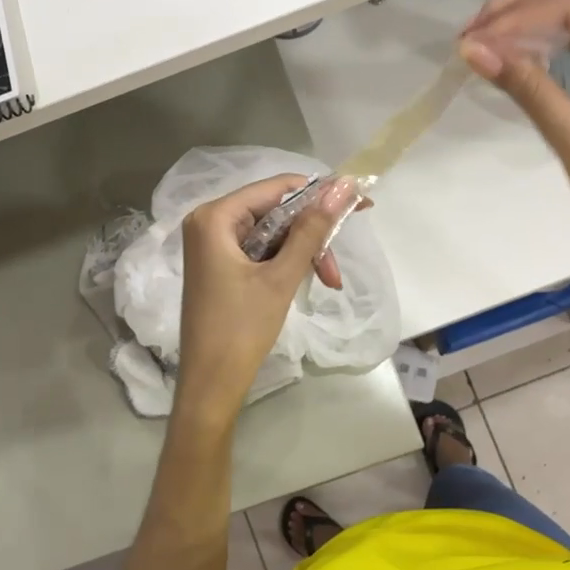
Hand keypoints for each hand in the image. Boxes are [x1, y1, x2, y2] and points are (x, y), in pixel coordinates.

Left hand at [174, 174, 359, 422]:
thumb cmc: (242, 328)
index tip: (360, 204)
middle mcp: (208, 223)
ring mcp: (211, 246)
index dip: (320, 195)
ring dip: (302, 255)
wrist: (211, 381)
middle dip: (311, 236)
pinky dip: (284, 264)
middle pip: (274, 212)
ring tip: (329, 282)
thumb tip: (343, 188)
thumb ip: (311, 230)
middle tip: (337, 265)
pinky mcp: (218, 267)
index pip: (276, 188)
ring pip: (271, 235)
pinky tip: (305, 281)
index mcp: (215, 217)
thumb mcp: (281, 277)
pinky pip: (259, 252)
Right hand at [458, 0, 569, 252]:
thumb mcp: (568, 134)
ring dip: (534, 8)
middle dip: (523, 3)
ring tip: (487, 33)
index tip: (471, 39)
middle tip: (473, 29)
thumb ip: (524, 84)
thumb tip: (470, 50)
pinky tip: (517, 40)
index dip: (518, 18)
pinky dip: (554, 24)